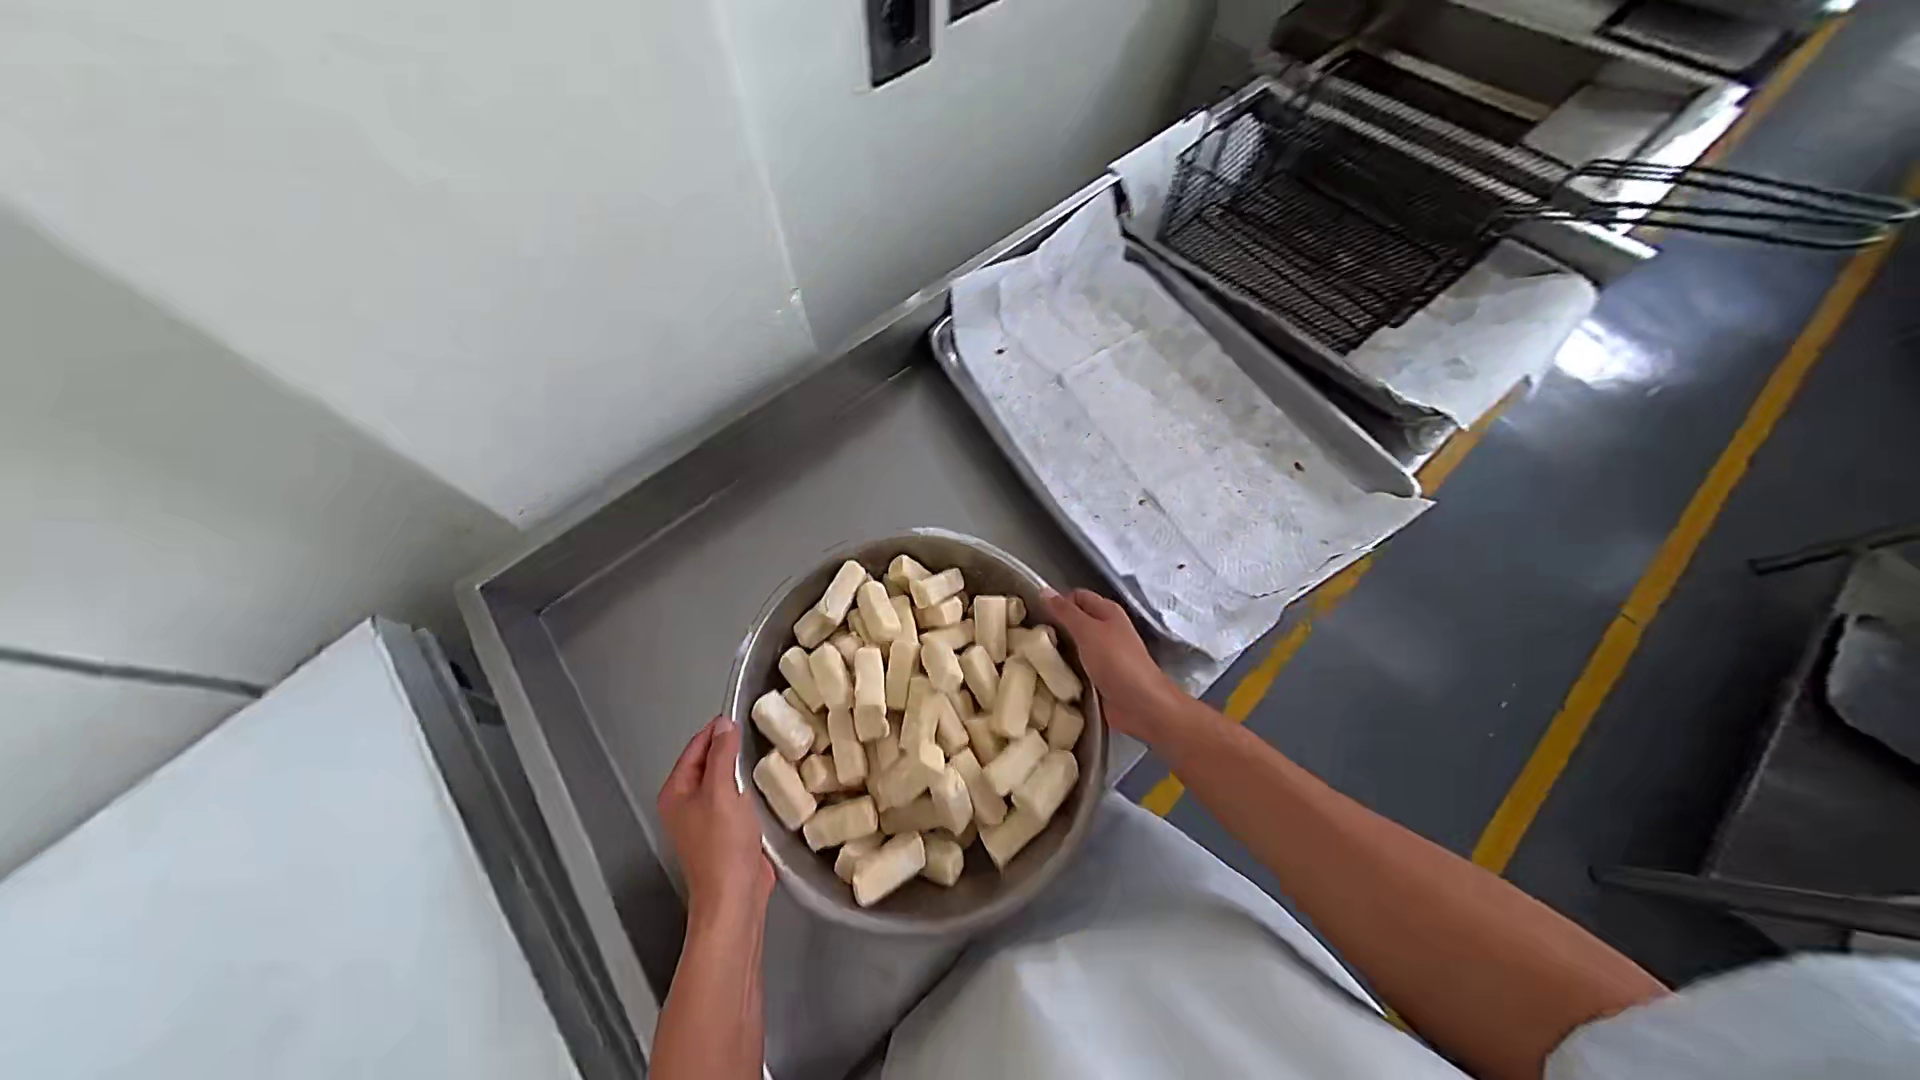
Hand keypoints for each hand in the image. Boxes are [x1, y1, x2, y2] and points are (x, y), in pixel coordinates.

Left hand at [658, 717, 773, 920]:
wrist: (735, 896)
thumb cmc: (722, 844)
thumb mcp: (721, 791)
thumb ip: (722, 755)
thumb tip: (724, 725)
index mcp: (676, 792)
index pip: (695, 748)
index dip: (717, 730)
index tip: (742, 713)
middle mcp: (686, 803)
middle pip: (709, 762)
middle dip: (731, 747)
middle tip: (760, 729)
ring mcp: (706, 819)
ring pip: (725, 780)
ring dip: (743, 768)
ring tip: (769, 750)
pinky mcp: (727, 831)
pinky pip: (737, 798)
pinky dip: (751, 787)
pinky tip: (769, 781)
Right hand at [1039, 589, 1188, 741]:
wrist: (1140, 704)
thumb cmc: (1116, 661)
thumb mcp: (1087, 631)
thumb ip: (1065, 611)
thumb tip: (1044, 589)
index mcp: (1107, 612)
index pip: (1077, 596)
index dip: (1058, 602)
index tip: (1036, 615)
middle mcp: (1106, 629)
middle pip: (1074, 621)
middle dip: (1054, 627)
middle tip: (1031, 637)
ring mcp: (1103, 654)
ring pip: (1073, 645)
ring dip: (1056, 650)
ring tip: (1033, 655)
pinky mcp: (1099, 676)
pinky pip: (1075, 666)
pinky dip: (1063, 669)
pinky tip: (1048, 673)